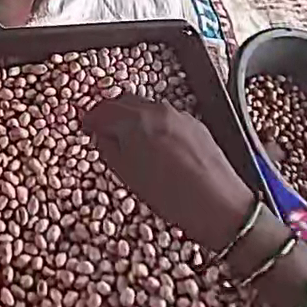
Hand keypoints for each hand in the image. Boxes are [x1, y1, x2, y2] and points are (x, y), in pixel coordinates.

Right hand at [83, 93, 255, 251]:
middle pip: (124, 101)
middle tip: (102, 130)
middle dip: (111, 113)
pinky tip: (154, 145)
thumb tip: (102, 137)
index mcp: (136, 121)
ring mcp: (178, 114)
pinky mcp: (194, 123)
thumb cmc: (173, 197)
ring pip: (146, 107)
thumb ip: (110, 150)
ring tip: (128, 140)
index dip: (91, 118)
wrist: (219, 205)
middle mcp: (157, 110)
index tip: (87, 126)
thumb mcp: (128, 176)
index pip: (104, 110)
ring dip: (133, 117)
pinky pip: (166, 116)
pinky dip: (153, 123)